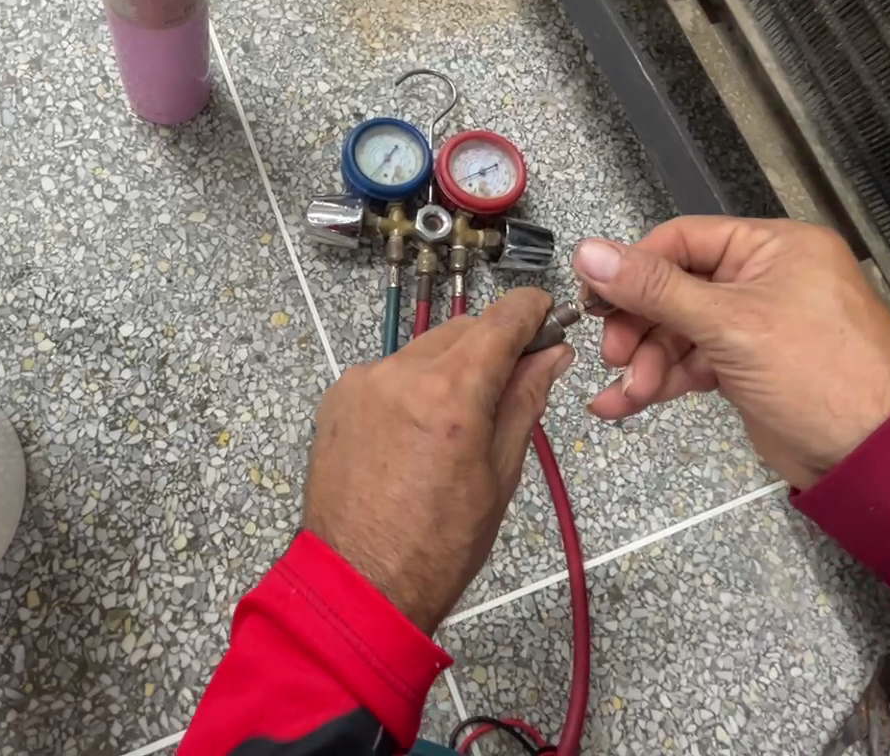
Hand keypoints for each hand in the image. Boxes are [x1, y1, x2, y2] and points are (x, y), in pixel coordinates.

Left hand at [302, 289, 574, 632]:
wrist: (357, 581)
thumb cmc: (436, 545)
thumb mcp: (499, 474)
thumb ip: (524, 401)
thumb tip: (551, 356)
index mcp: (450, 394)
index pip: (499, 321)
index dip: (529, 309)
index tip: (544, 310)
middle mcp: (401, 373)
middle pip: (461, 330)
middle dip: (491, 344)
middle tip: (513, 375)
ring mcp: (363, 381)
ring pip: (423, 348)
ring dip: (449, 365)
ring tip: (458, 416)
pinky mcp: (338, 395)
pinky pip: (389, 370)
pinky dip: (411, 382)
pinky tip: (417, 425)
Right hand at [571, 216, 889, 488]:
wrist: (875, 464)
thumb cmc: (819, 377)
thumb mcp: (728, 324)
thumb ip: (653, 288)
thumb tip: (587, 252)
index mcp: (772, 247)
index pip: (680, 240)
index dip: (632, 268)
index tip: (593, 298)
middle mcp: (760, 277)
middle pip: (671, 288)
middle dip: (638, 326)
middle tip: (613, 354)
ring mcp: (750, 323)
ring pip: (674, 330)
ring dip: (644, 361)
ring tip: (627, 391)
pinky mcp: (742, 363)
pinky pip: (687, 360)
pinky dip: (658, 380)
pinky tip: (624, 402)